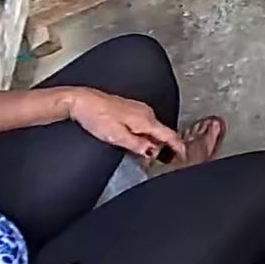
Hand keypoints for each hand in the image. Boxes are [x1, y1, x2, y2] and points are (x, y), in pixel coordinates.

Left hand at [64, 88, 183, 160]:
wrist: (80, 101)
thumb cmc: (95, 116)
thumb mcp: (116, 137)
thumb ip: (138, 145)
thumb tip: (152, 151)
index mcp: (145, 119)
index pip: (169, 135)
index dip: (178, 147)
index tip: (184, 156)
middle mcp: (146, 112)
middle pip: (162, 133)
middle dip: (163, 148)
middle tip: (157, 162)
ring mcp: (139, 109)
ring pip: (153, 129)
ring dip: (152, 142)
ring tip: (143, 154)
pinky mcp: (131, 109)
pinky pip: (145, 124)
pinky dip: (145, 135)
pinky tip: (135, 141)